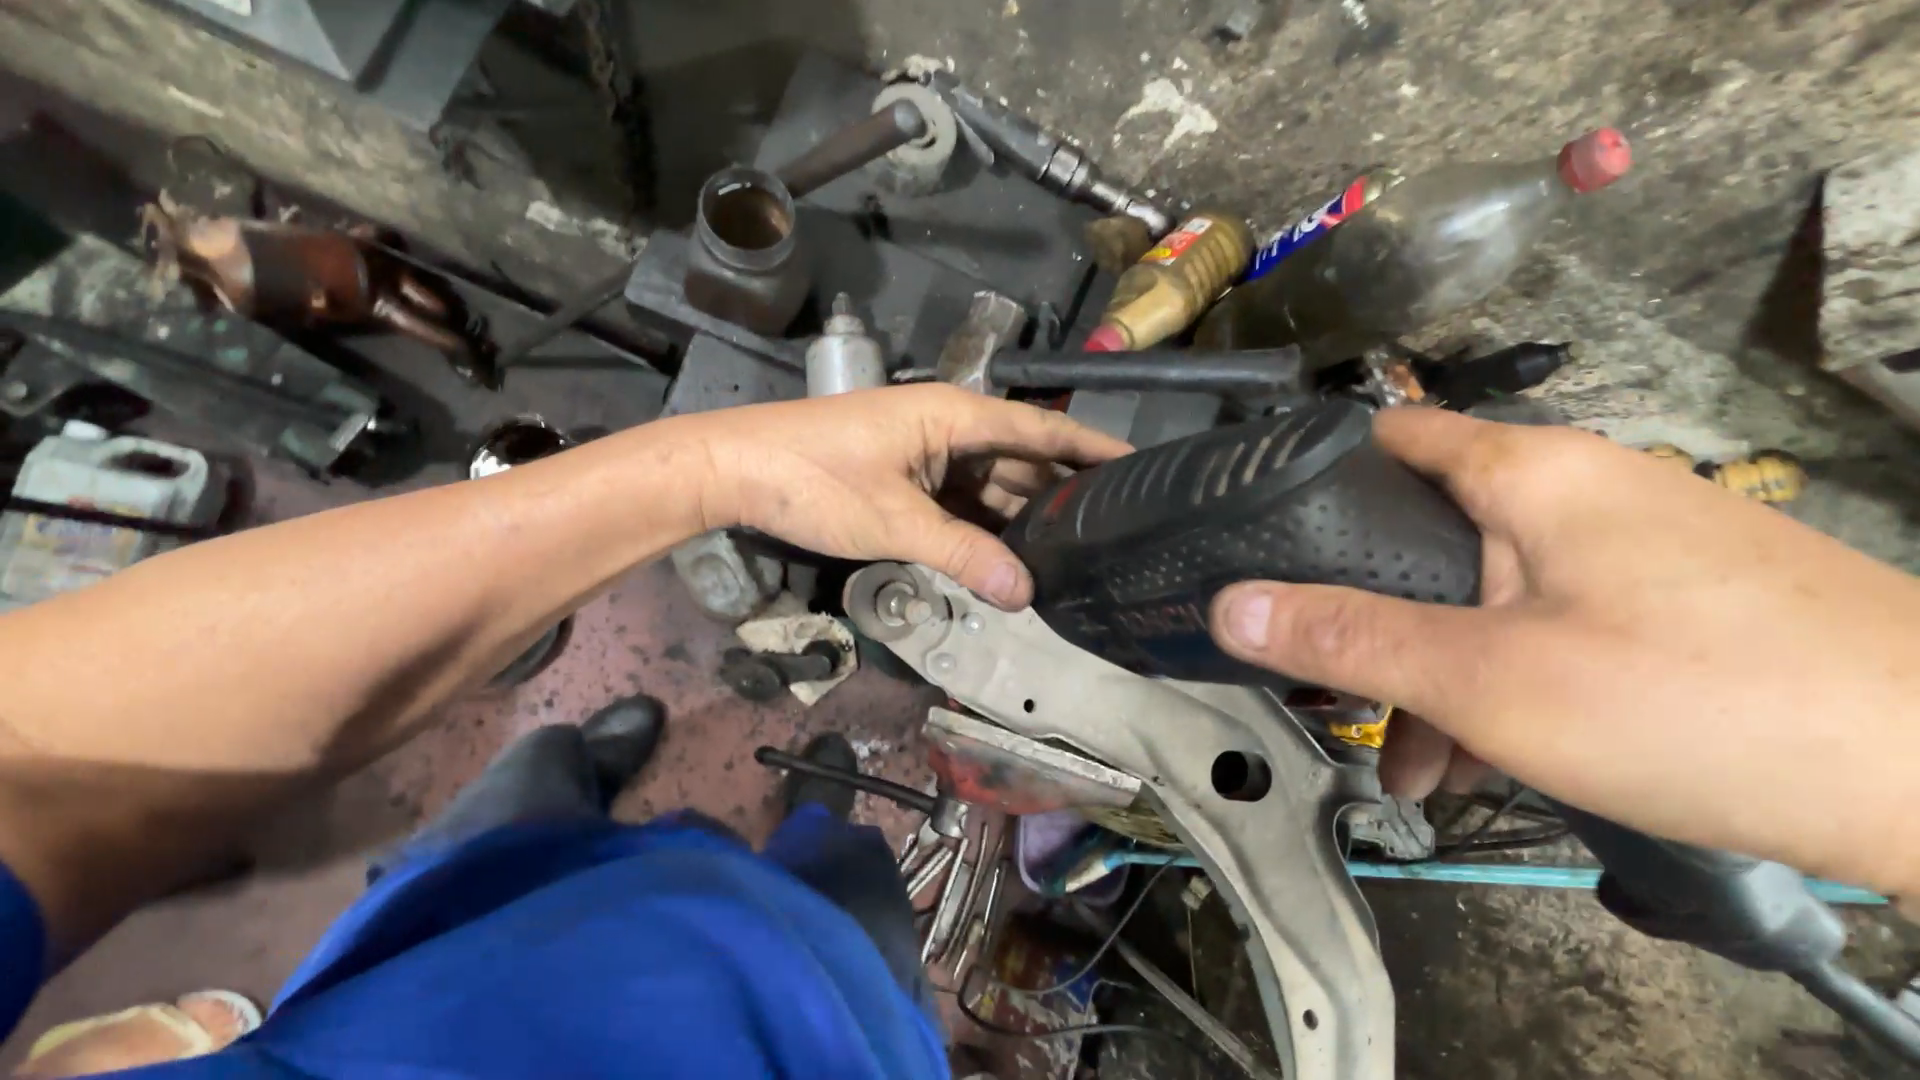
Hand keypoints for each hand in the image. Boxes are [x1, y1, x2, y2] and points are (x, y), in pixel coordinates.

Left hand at [685, 385, 1130, 609]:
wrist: (734, 468)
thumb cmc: (815, 480)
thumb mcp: (894, 521)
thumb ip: (963, 554)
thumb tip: (1026, 592)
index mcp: (956, 416)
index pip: (1042, 431)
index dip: (1093, 449)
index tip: (1142, 468)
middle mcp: (950, 427)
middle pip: (1022, 462)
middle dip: (1060, 498)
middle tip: (1110, 539)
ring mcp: (926, 452)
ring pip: (991, 485)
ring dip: (1021, 518)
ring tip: (1069, 557)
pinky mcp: (905, 476)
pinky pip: (960, 500)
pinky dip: (982, 527)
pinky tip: (1007, 558)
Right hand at [1207, 408, 1919, 896]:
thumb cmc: (1694, 700)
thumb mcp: (1486, 676)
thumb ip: (1346, 637)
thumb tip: (1227, 605)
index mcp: (1528, 472)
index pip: (1384, 438)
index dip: (1308, 480)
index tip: (1251, 540)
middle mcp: (1577, 490)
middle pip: (1427, 535)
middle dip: (1371, 616)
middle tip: (1327, 684)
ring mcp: (1630, 548)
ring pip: (1487, 595)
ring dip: (1435, 671)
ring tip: (1414, 767)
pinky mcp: (1673, 604)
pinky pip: (1550, 627)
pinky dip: (1505, 683)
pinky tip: (1489, 762)